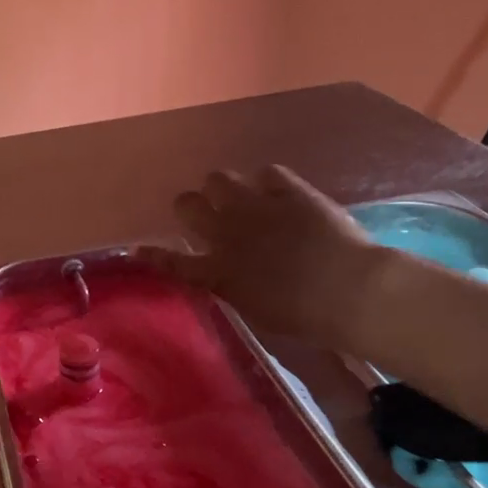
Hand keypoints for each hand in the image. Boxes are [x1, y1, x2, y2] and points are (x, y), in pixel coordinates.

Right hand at [140, 166, 386, 346]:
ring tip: (238, 197)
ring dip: (223, 187)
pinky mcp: (289, 189)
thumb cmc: (302, 315)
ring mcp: (256, 206)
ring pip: (218, 178)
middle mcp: (226, 232)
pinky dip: (267, 181)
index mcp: (215, 271)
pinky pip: (266, 172)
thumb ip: (232, 285)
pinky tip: (276, 191)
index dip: (154, 254)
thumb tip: (226, 274)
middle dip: (192, 207)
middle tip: (206, 215)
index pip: (172, 261)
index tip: (140, 249)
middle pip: (187, 204)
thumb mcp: (254, 308)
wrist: (347, 289)